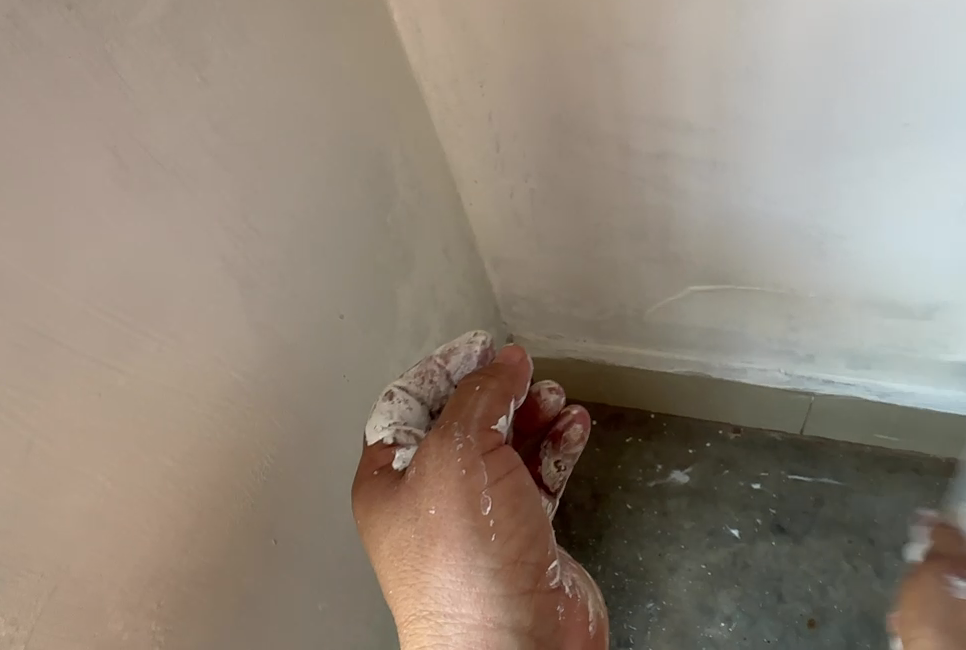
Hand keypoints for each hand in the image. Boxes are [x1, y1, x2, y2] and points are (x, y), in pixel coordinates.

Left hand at [353, 333, 606, 649]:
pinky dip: (556, 445)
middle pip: (464, 420)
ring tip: (556, 397)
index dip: (444, 368)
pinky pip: (538, 474)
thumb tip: (505, 361)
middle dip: (497, 391)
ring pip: (505, 445)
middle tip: (525, 371)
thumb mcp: (457, 453)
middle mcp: (430, 496)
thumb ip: (480, 396)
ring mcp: (478, 517)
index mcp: (392, 478)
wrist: (514, 647)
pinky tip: (573, 426)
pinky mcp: (523, 533)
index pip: (409, 402)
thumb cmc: (465, 555)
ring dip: (533, 414)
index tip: (480, 345)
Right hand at [889, 513, 965, 649]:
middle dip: (954, 566)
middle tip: (925, 564)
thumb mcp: (938, 571)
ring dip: (942, 595)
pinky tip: (916, 625)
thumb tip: (943, 516)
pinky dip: (945, 623)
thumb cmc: (950, 630)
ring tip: (912, 600)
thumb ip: (944, 538)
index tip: (957, 524)